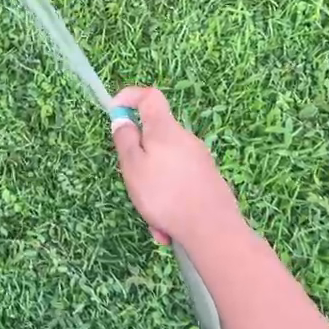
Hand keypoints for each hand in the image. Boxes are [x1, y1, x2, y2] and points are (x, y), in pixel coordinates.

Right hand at [108, 86, 243, 246]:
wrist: (215, 232)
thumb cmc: (165, 195)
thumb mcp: (133, 166)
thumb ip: (125, 139)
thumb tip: (122, 120)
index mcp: (165, 130)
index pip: (149, 96)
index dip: (129, 97)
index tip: (114, 113)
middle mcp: (186, 139)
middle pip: (155, 135)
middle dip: (139, 157)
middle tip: (132, 181)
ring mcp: (200, 160)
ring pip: (165, 165)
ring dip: (152, 186)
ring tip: (151, 217)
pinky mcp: (208, 180)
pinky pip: (178, 182)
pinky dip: (168, 198)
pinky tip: (167, 227)